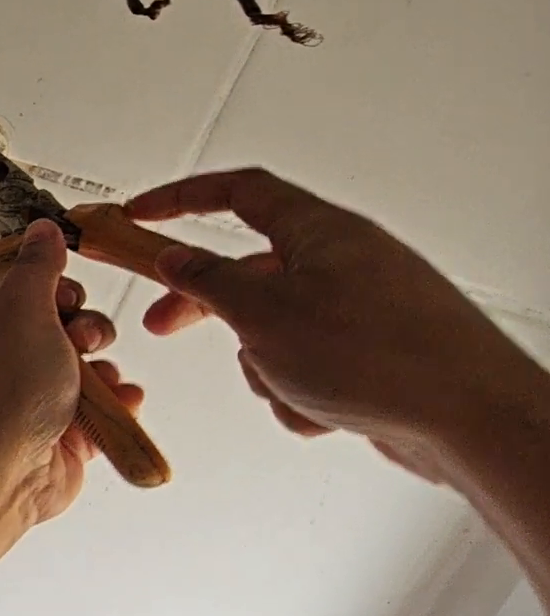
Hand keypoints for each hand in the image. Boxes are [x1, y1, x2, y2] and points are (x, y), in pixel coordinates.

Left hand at [0, 220, 143, 525]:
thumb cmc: (4, 388)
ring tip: (94, 382)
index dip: (60, 294)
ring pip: (91, 369)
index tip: (64, 301)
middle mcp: (7, 361)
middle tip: (80, 343)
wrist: (4, 463)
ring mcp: (35, 398)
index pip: (35, 294)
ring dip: (104, 371)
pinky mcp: (62, 434)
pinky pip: (105, 410)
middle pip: (70, 328)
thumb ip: (37, 268)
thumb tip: (41, 230)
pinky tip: (118, 403)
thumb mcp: (22, 308)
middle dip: (88, 332)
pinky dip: (117, 405)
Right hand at [127, 168, 538, 479]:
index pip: (239, 192)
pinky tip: (314, 403)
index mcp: (323, 234)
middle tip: (165, 320)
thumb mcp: (260, 311)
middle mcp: (345, 262)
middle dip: (203, 301)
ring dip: (258, 358)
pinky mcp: (373, 349)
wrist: (475, 423)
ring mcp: (361, 306)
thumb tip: (175, 259)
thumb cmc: (384, 358)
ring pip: (270, 322)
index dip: (181, 197)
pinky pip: (303, 359)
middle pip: (246, 267)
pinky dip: (294, 385)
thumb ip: (205, 279)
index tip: (141, 212)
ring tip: (280, 381)